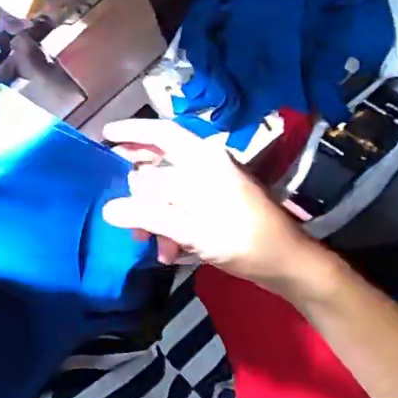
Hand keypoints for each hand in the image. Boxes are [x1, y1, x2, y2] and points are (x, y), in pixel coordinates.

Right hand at [100, 119, 324, 288]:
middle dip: (136, 188)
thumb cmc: (246, 241)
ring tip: (145, 240)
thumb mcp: (193, 230)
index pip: (163, 134)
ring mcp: (213, 186)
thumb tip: (108, 211)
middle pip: (159, 164)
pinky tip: (167, 251)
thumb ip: (148, 217)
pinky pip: (179, 207)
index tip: (105, 134)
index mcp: (204, 162)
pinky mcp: (216, 206)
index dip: (132, 131)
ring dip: (151, 214)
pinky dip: (167, 225)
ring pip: (166, 190)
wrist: (291, 266)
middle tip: (116, 201)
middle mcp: (207, 167)